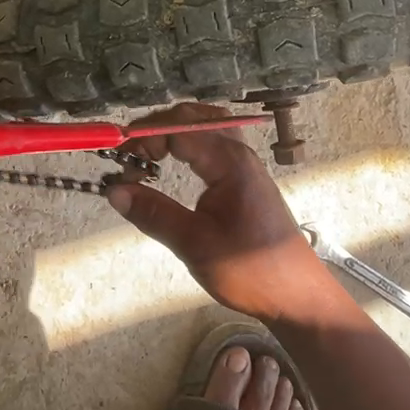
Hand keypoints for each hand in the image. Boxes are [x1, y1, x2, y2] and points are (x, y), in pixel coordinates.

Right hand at [104, 104, 337, 322]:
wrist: (295, 293)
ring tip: (149, 153)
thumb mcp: (194, 245)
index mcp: (229, 162)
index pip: (180, 128)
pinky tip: (176, 160)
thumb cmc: (248, 270)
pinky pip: (214, 139)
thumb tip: (114, 190)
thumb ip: (154, 213)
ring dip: (174, 130)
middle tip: (130, 156)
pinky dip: (189, 140)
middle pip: (192, 116)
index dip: (146, 136)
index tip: (121, 159)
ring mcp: (245, 161)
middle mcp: (238, 152)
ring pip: (206, 123)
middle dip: (156, 128)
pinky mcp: (246, 175)